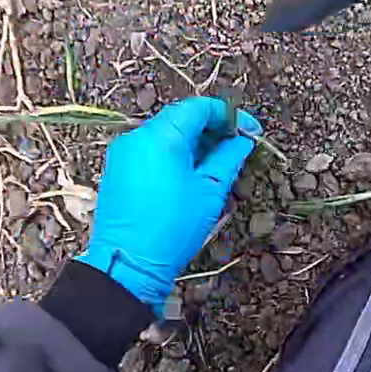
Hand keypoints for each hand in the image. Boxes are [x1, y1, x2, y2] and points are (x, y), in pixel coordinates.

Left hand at [77, 97, 259, 310]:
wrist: (128, 264)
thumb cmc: (172, 227)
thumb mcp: (210, 190)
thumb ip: (228, 158)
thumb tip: (243, 141)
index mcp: (161, 137)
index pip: (199, 107)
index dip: (230, 115)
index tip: (250, 131)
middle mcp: (138, 136)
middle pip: (183, 118)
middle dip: (214, 128)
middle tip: (238, 147)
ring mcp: (125, 152)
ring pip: (168, 133)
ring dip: (197, 142)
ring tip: (219, 163)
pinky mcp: (120, 168)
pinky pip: (154, 148)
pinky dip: (177, 153)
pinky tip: (194, 173)